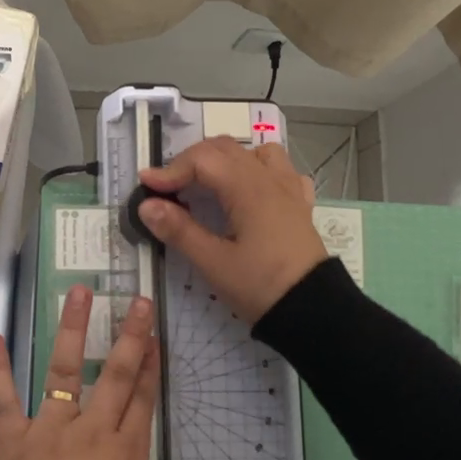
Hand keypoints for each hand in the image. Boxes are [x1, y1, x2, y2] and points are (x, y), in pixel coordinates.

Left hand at [0, 286, 173, 459]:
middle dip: (129, 336)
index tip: (155, 334)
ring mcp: (50, 433)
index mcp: (126, 459)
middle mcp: (92, 435)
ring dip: (71, 330)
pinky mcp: (13, 442)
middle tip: (135, 300)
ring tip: (77, 293)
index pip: (143, 400)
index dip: (150, 366)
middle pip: (115, 375)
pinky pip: (4, 399)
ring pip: (64, 371)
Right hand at [138, 137, 327, 321]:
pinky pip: (280, 171)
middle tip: (168, 188)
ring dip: (226, 160)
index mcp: (247, 188)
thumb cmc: (260, 286)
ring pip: (255, 153)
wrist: (314, 310)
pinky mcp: (300, 205)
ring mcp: (289, 189)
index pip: (202, 160)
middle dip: (191, 162)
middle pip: (225, 149)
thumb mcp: (213, 263)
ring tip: (208, 184)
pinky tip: (249, 191)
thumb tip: (147, 206)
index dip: (169, 170)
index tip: (146, 188)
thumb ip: (179, 230)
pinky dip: (258, 171)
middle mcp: (270, 179)